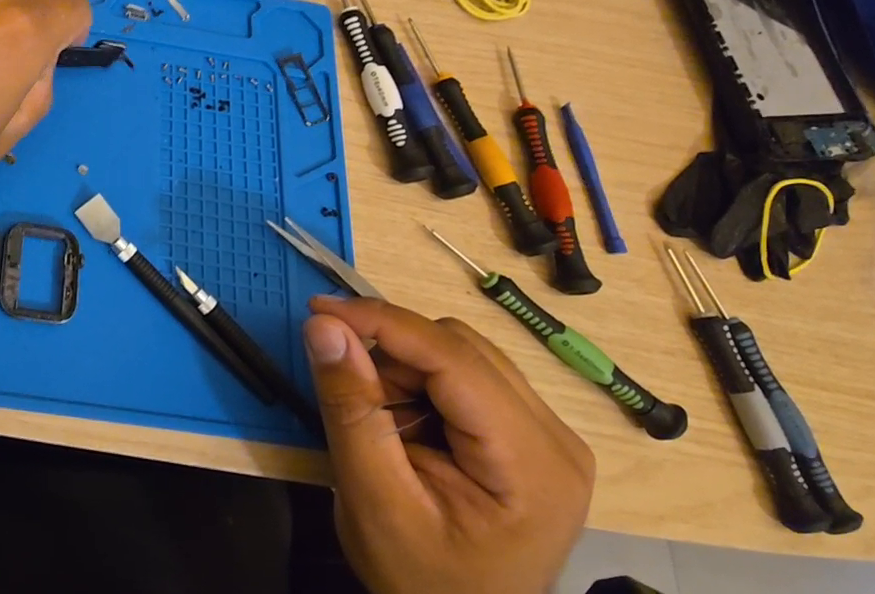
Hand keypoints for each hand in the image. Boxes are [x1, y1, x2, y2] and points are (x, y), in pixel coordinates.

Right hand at [304, 297, 594, 593]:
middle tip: (350, 397)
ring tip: (381, 422)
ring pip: (461, 353)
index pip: (454, 358)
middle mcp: (557, 438)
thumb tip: (323, 325)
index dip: (382, 321)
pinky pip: (467, 375)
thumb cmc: (420, 579)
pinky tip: (406, 424)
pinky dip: (421, 384)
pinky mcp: (532, 436)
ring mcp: (550, 436)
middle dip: (392, 356)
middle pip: (460, 348)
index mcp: (531, 463)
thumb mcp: (373, 499)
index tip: (318, 309)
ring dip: (404, 369)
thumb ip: (351, 408)